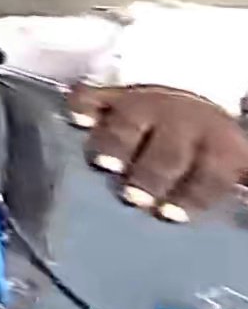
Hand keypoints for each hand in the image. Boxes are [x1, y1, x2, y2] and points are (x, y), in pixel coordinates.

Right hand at [70, 84, 247, 221]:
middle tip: (132, 197)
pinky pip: (91, 98)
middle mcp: (181, 124)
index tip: (168, 215)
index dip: (192, 195)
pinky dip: (82, 108)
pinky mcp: (108, 93)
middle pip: (167, 154)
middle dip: (150, 176)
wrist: (186, 93)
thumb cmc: (208, 140)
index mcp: (220, 145)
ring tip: (104, 165)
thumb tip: (242, 201)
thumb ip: (233, 180)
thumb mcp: (236, 160)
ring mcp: (140, 105)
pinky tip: (78, 120)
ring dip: (115, 146)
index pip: (209, 175)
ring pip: (127, 127)